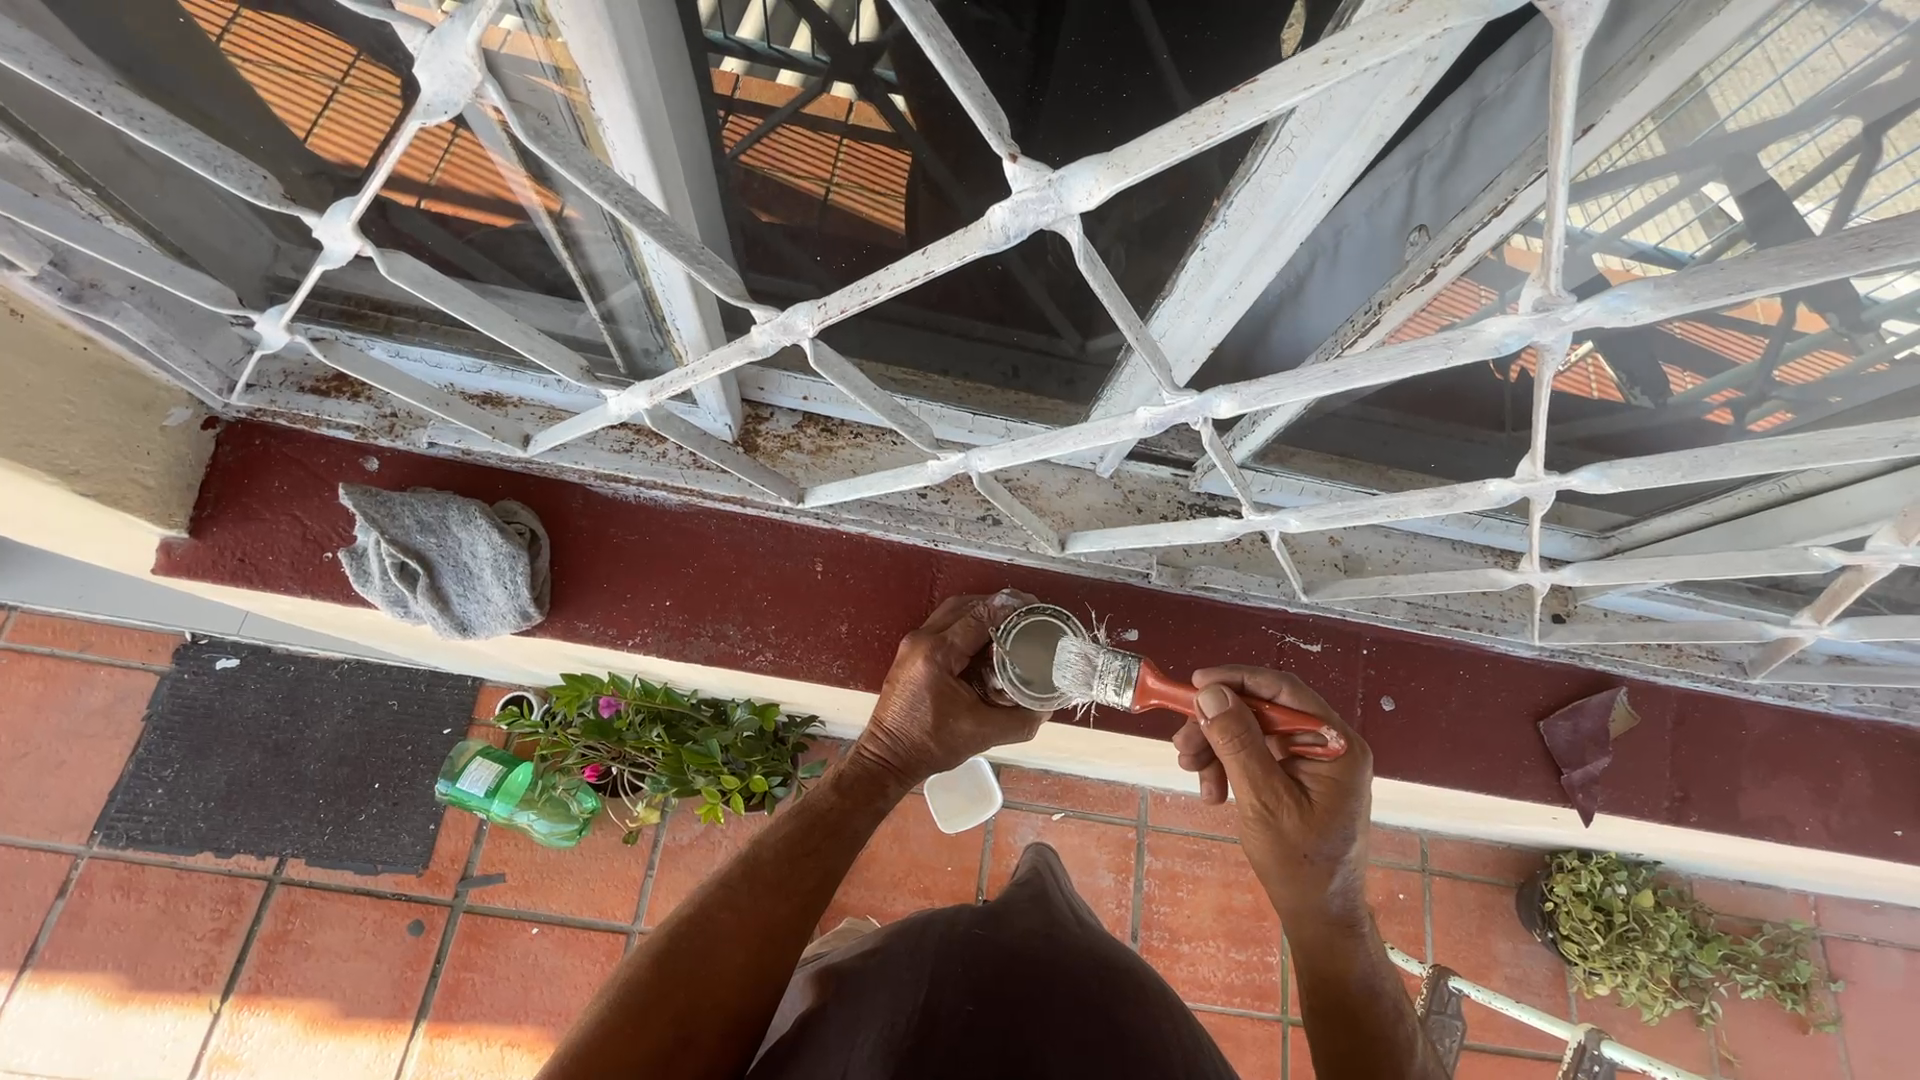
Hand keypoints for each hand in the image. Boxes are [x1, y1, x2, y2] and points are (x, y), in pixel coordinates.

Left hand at [851, 591, 1050, 788]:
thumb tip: (1047, 705)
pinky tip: (988, 637)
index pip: (979, 616)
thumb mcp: (983, 734)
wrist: (889, 757)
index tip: (1035, 608)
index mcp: (937, 653)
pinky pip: (944, 625)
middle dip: (998, 605)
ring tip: (1011, 621)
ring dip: (981, 611)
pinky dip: (967, 623)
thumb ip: (1021, 719)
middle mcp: (922, 639)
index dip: (1009, 608)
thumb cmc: (931, 745)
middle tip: (1027, 612)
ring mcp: (913, 643)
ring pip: (953, 611)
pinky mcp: (912, 652)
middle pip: (966, 606)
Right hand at [1174, 666, 1372, 928]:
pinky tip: (1212, 791)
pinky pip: (1254, 754)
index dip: (1236, 680)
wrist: (1318, 914)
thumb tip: (1211, 693)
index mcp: (1335, 744)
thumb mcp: (1262, 799)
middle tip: (1182, 746)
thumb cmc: (1299, 862)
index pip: (1282, 690)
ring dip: (1216, 747)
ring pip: (1251, 731)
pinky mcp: (1296, 777)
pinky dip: (1227, 766)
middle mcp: (1326, 744)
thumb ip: (1237, 742)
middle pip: (1261, 711)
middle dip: (1217, 724)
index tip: (1195, 684)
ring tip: (1192, 773)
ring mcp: (1311, 761)